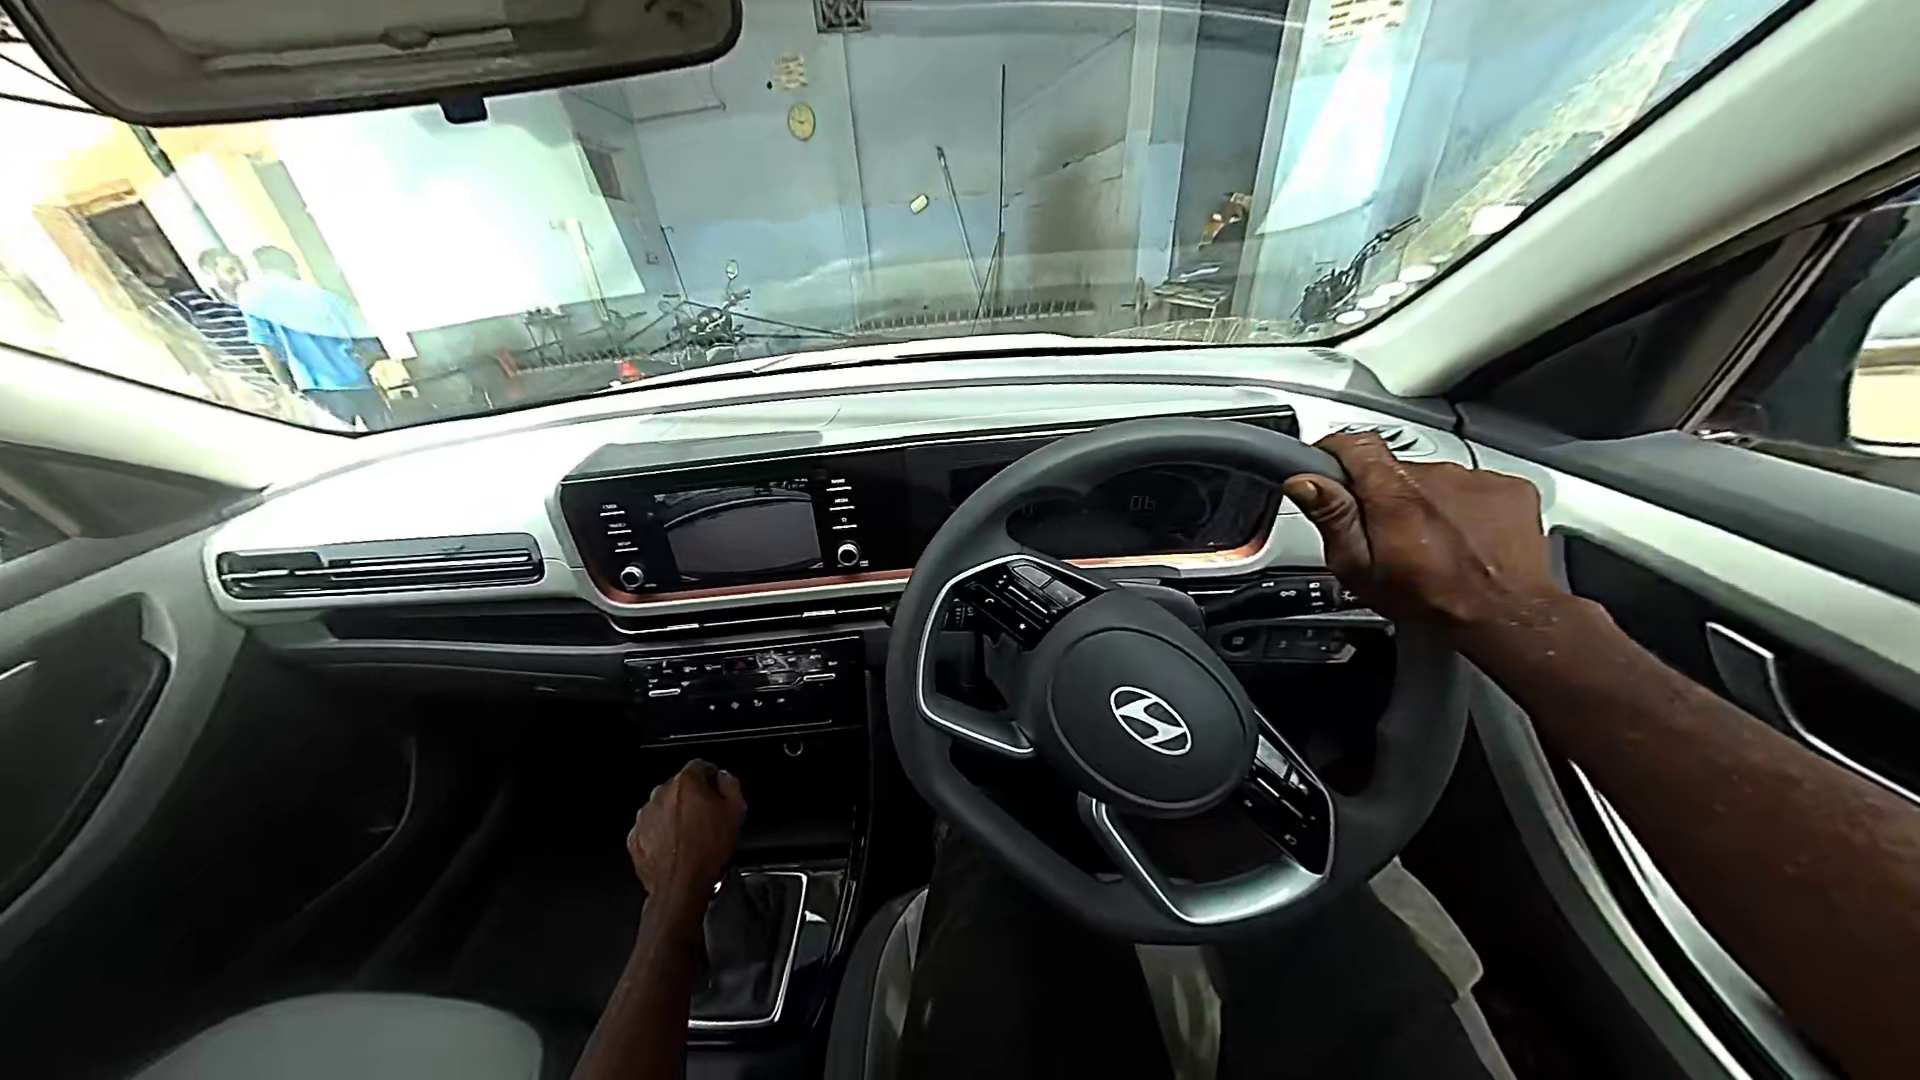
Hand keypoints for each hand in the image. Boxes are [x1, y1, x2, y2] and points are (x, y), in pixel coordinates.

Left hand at [626, 760, 746, 901]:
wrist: (682, 886)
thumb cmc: (709, 849)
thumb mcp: (736, 810)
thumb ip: (730, 784)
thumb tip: (722, 778)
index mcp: (686, 782)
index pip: (700, 765)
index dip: (712, 778)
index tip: (717, 791)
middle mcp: (660, 794)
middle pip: (680, 786)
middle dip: (693, 797)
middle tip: (707, 817)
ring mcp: (644, 817)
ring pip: (664, 806)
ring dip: (676, 814)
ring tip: (691, 836)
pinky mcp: (635, 838)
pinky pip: (652, 828)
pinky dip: (662, 833)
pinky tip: (676, 848)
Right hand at [1282, 432, 1564, 632]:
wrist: (1504, 616)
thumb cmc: (1430, 598)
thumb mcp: (1357, 567)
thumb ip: (1330, 517)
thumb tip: (1304, 482)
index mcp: (1393, 496)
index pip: (1355, 444)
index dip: (1335, 451)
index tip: (1328, 466)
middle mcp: (1436, 478)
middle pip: (1392, 468)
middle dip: (1381, 494)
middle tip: (1382, 533)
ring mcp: (1476, 480)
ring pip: (1431, 479)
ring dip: (1422, 502)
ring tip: (1425, 540)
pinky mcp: (1508, 487)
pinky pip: (1469, 485)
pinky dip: (1459, 506)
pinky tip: (1458, 536)